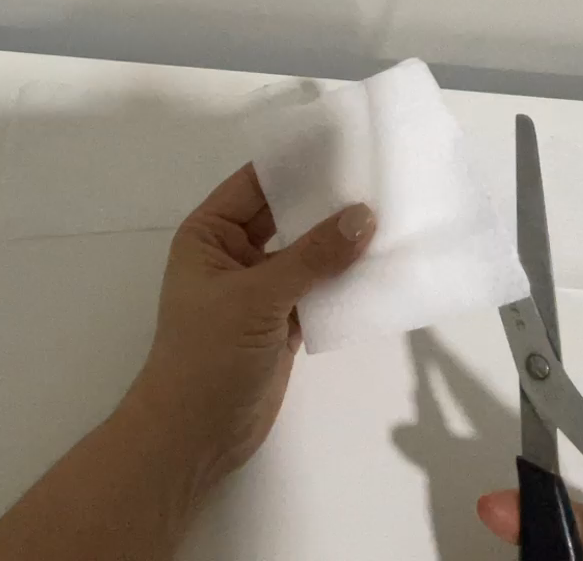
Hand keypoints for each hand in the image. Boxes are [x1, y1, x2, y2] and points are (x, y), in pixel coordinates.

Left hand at [120, 164, 375, 489]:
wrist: (194, 437)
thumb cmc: (207, 353)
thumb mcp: (258, 297)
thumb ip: (313, 257)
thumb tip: (364, 216)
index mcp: (210, 233)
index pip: (256, 184)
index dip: (296, 165)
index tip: (343, 146)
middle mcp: (233, 253)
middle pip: (284, 216)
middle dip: (323, 203)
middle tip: (375, 179)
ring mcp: (259, 288)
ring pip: (304, 253)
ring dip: (338, 243)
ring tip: (388, 217)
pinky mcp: (280, 320)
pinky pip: (316, 288)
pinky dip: (342, 281)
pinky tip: (379, 267)